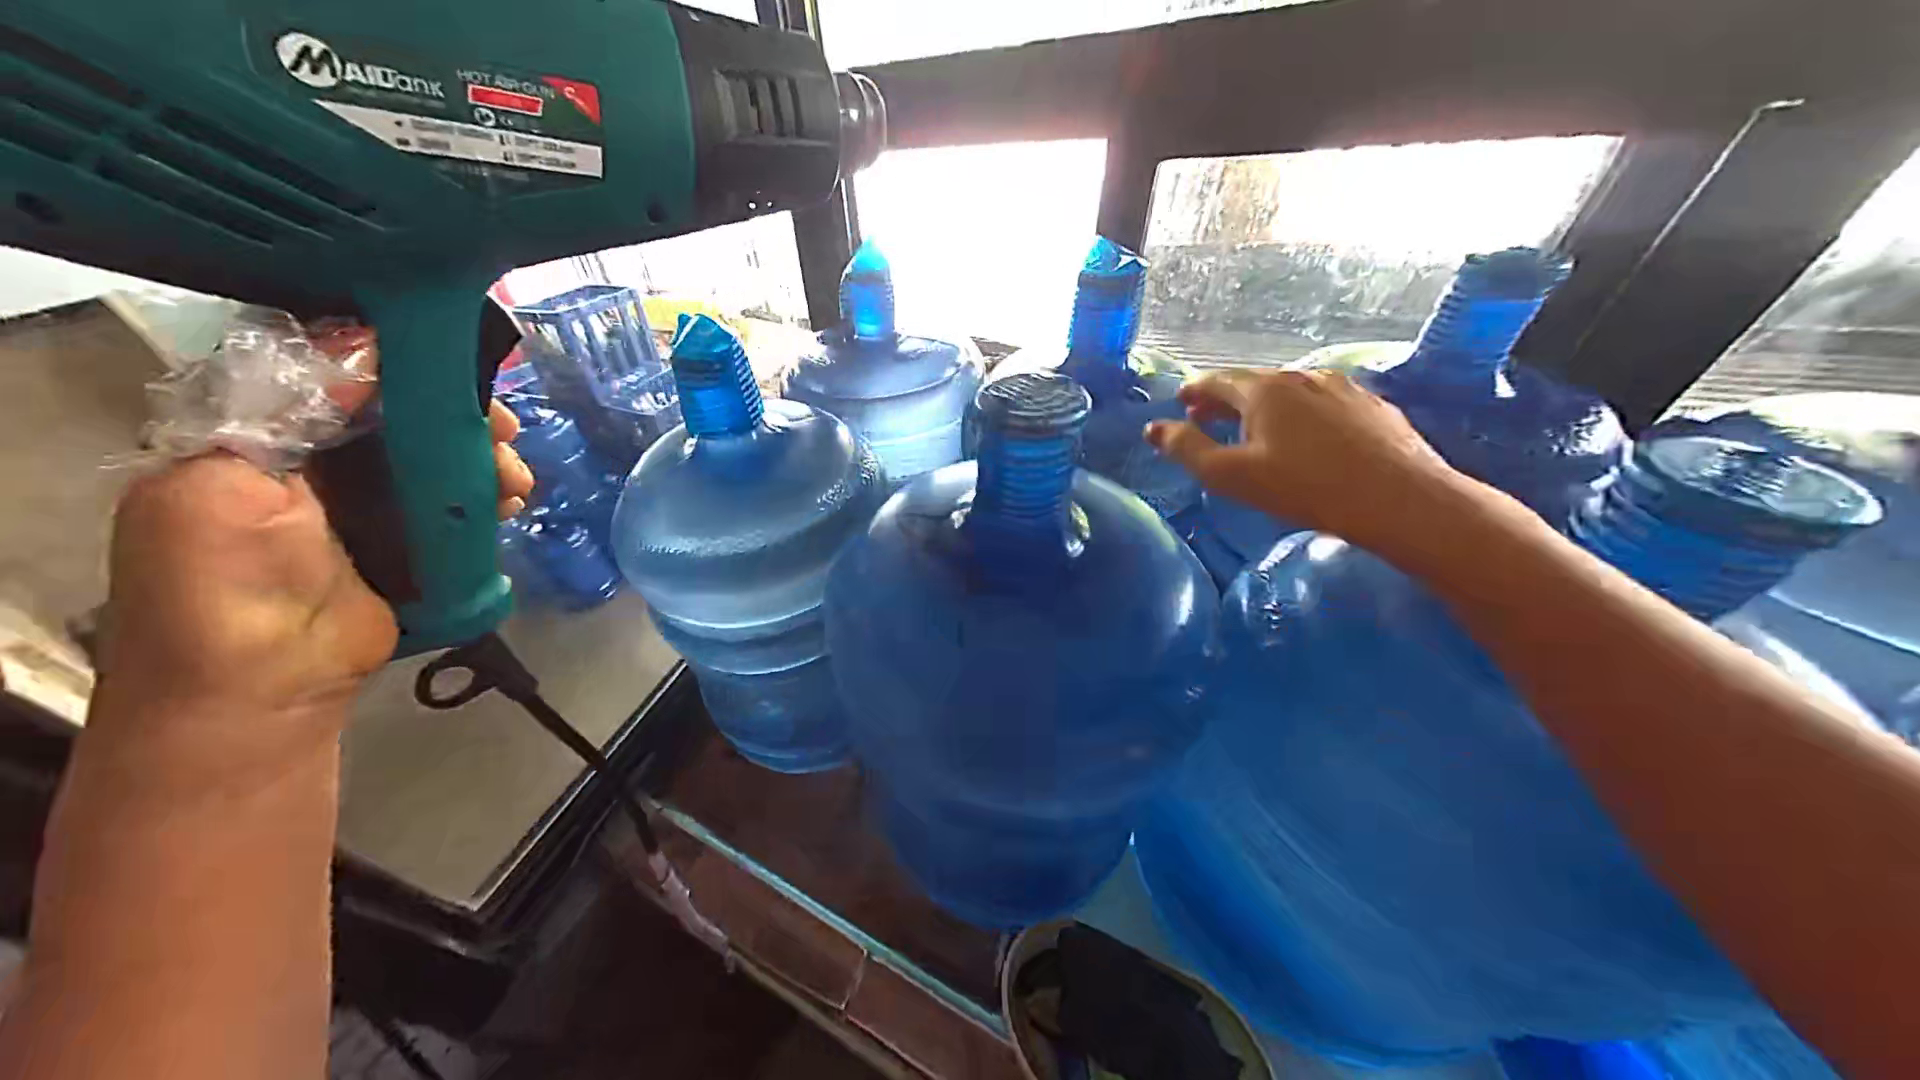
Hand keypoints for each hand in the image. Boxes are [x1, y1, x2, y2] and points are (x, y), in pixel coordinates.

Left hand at [94, 327, 536, 739]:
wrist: (268, 684)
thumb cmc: (227, 584)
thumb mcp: (230, 485)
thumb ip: (287, 411)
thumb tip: (359, 341)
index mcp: (264, 440)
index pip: (342, 382)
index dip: (402, 367)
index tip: (457, 370)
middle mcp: (324, 467)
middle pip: (407, 420)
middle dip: (461, 418)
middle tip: (505, 429)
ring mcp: (376, 509)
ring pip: (442, 461)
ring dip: (486, 460)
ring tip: (513, 480)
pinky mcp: (417, 545)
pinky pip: (459, 506)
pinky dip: (490, 497)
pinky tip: (509, 503)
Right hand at [1146, 368, 1470, 550]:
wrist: (1401, 500)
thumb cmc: (1305, 488)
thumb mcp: (1231, 476)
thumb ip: (1188, 450)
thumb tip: (1154, 428)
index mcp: (1264, 390)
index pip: (1216, 381)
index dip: (1194, 391)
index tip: (1181, 400)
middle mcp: (1302, 376)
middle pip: (1252, 382)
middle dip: (1225, 398)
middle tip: (1207, 416)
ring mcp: (1342, 387)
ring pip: (1289, 391)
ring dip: (1263, 405)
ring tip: (1253, 427)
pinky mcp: (1372, 406)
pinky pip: (1321, 402)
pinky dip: (1298, 413)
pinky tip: (1305, 437)